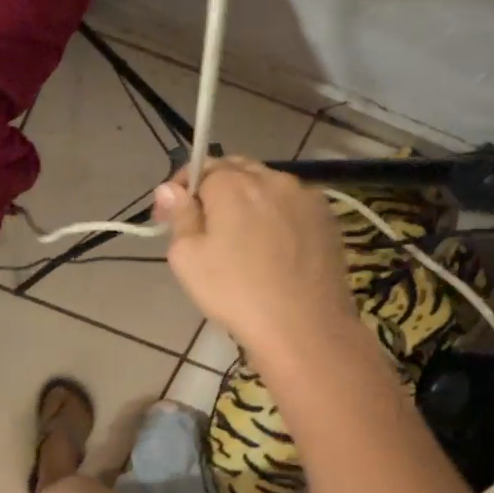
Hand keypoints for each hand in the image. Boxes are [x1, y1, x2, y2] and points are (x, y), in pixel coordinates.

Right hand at [155, 158, 356, 359]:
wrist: (303, 325)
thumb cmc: (233, 291)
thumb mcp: (187, 258)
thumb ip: (179, 216)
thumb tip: (170, 188)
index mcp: (234, 185)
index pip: (202, 167)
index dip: (180, 187)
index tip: (167, 215)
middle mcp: (273, 180)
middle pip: (237, 170)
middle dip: (213, 189)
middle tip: (198, 225)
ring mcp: (305, 197)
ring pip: (266, 186)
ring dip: (245, 201)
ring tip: (235, 238)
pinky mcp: (327, 218)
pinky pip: (290, 204)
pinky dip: (272, 215)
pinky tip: (267, 247)